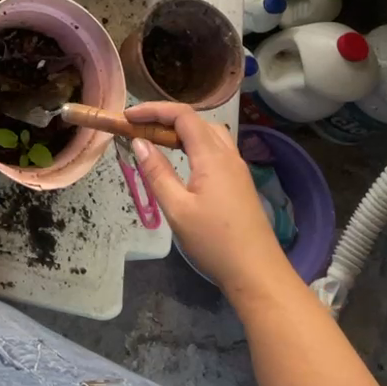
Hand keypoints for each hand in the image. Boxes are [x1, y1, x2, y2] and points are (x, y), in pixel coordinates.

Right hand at [126, 102, 289, 304]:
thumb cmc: (215, 242)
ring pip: (209, 134)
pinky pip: (216, 149)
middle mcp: (228, 155)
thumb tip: (139, 142)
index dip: (153, 110)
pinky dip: (194, 144)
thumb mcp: (177, 209)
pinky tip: (183, 161)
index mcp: (212, 156)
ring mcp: (237, 169)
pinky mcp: (240, 183)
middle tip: (139, 129)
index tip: (128, 117)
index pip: (182, 115)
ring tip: (158, 141)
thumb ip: (157, 172)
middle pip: (197, 120)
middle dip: (166, 117)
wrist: (258, 275)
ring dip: (182, 130)